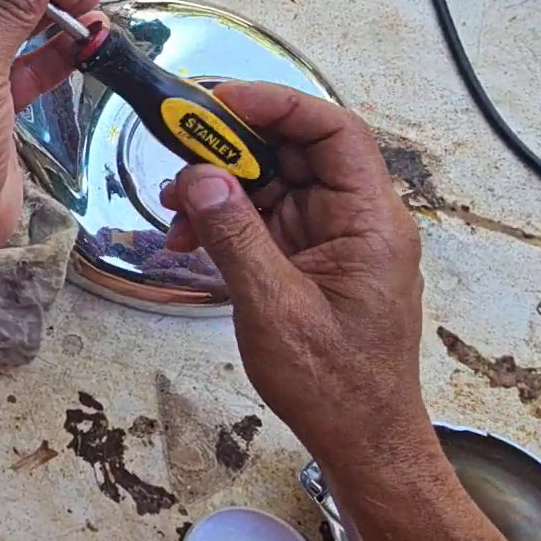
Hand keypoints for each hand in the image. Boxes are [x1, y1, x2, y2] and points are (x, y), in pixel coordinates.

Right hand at [160, 83, 428, 465]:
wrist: (356, 439)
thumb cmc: (334, 383)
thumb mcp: (276, 309)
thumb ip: (236, 238)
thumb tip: (199, 176)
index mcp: (368, 221)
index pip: (332, 132)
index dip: (276, 105)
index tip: (216, 101)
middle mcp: (348, 216)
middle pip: (290, 149)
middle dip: (229, 144)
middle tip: (174, 143)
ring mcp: (321, 234)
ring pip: (264, 178)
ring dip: (214, 183)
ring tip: (172, 204)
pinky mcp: (297, 252)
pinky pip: (252, 213)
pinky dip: (215, 216)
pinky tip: (185, 237)